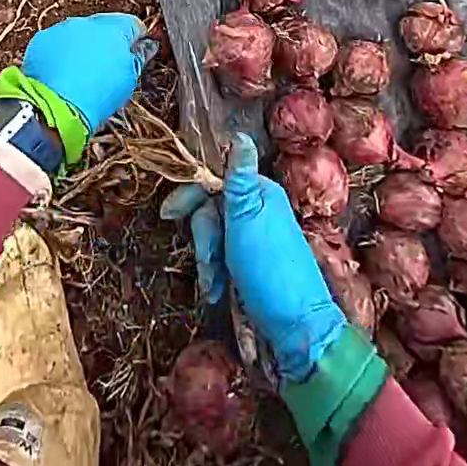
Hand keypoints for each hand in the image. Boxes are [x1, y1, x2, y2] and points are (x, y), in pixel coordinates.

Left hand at [22, 13, 155, 131]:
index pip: (134, 25)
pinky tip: (64, 73)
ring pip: (81, 32)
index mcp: (116, 29)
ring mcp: (64, 29)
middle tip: (109, 67)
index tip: (135, 53)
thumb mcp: (128, 80)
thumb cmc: (95, 97)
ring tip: (84, 73)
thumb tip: (148, 46)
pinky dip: (63, 52)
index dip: (137, 40)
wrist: (54, 108)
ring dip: (85, 46)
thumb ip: (140, 57)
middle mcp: (89, 23)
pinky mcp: (43, 39)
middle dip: (109, 42)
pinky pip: (59, 41)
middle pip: (107, 26)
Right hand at [160, 133, 346, 382]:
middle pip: (212, 210)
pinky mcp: (251, 265)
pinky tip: (217, 291)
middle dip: (204, 236)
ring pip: (214, 237)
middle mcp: (258, 211)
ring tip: (215, 283)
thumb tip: (239, 136)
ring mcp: (255, 239)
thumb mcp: (248, 220)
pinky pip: (222, 260)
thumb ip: (239, 179)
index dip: (191, 196)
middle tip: (209, 260)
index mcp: (260, 193)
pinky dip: (215, 275)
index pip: (216, 180)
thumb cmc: (270, 270)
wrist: (297, 329)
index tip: (169, 214)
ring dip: (208, 260)